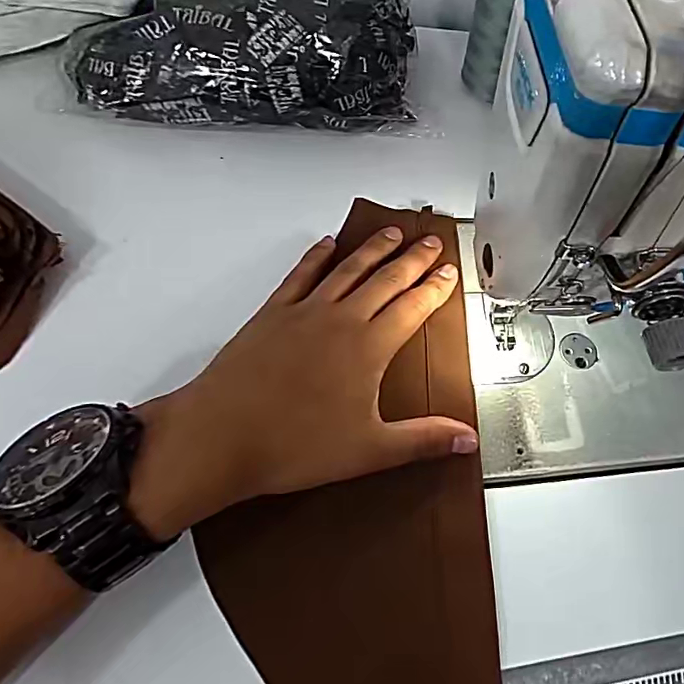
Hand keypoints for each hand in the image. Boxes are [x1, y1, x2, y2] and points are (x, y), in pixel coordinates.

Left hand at [126, 228, 475, 537]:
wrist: (220, 438)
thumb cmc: (288, 445)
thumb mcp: (369, 450)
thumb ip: (422, 439)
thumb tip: (463, 437)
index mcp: (368, 349)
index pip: (413, 307)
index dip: (435, 289)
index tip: (448, 275)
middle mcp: (340, 321)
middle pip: (387, 278)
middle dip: (413, 259)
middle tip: (429, 243)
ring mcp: (305, 313)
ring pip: (349, 268)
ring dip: (373, 248)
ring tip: (390, 233)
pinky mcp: (273, 314)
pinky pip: (302, 274)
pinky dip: (317, 256)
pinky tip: (326, 246)